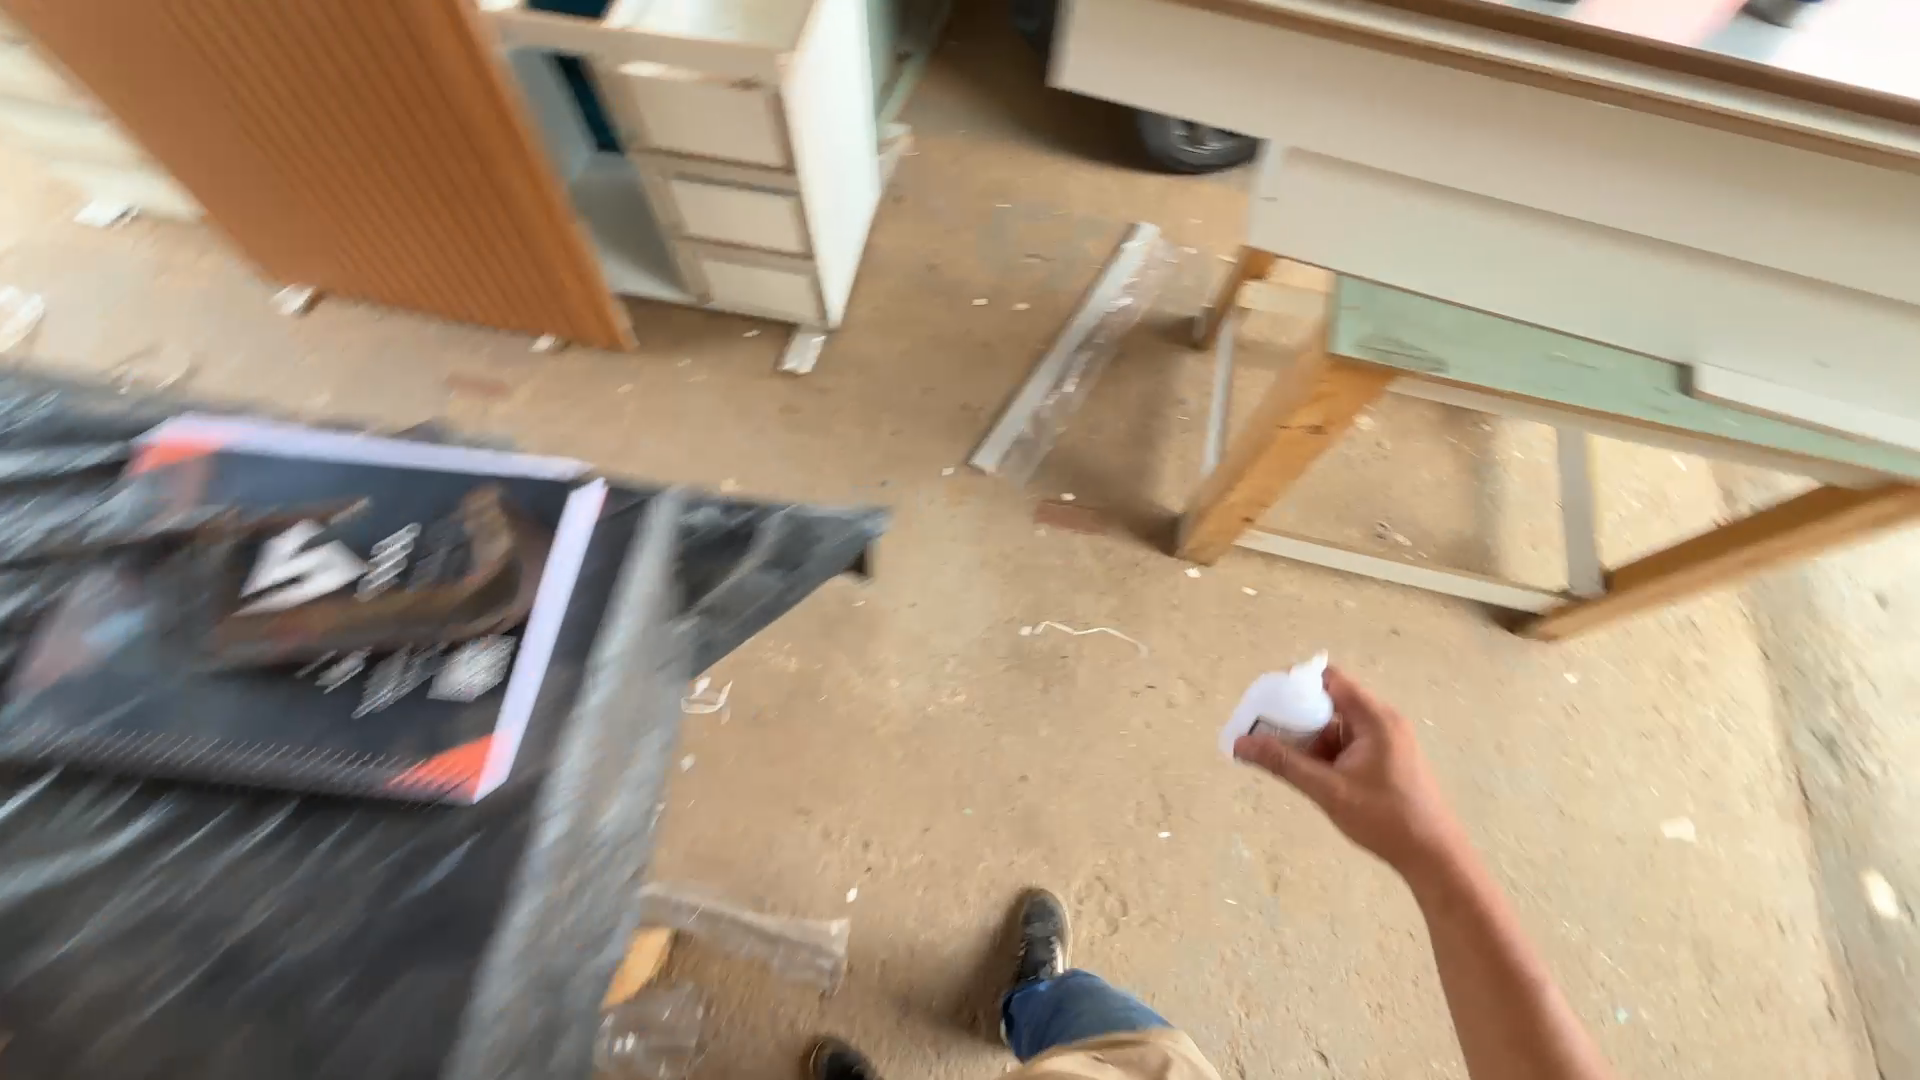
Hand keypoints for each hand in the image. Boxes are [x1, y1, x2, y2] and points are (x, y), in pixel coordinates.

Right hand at [1234, 667, 1467, 881]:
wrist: (1435, 859)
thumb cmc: (1385, 819)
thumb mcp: (1328, 790)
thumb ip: (1283, 763)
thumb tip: (1240, 744)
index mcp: (1375, 719)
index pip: (1330, 680)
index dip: (1295, 682)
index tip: (1264, 698)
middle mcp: (1382, 721)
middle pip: (1329, 701)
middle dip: (1294, 713)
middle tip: (1263, 729)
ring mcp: (1386, 741)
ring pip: (1335, 724)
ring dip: (1308, 736)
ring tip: (1279, 754)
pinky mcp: (1386, 759)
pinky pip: (1346, 742)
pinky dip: (1324, 751)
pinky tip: (1306, 771)